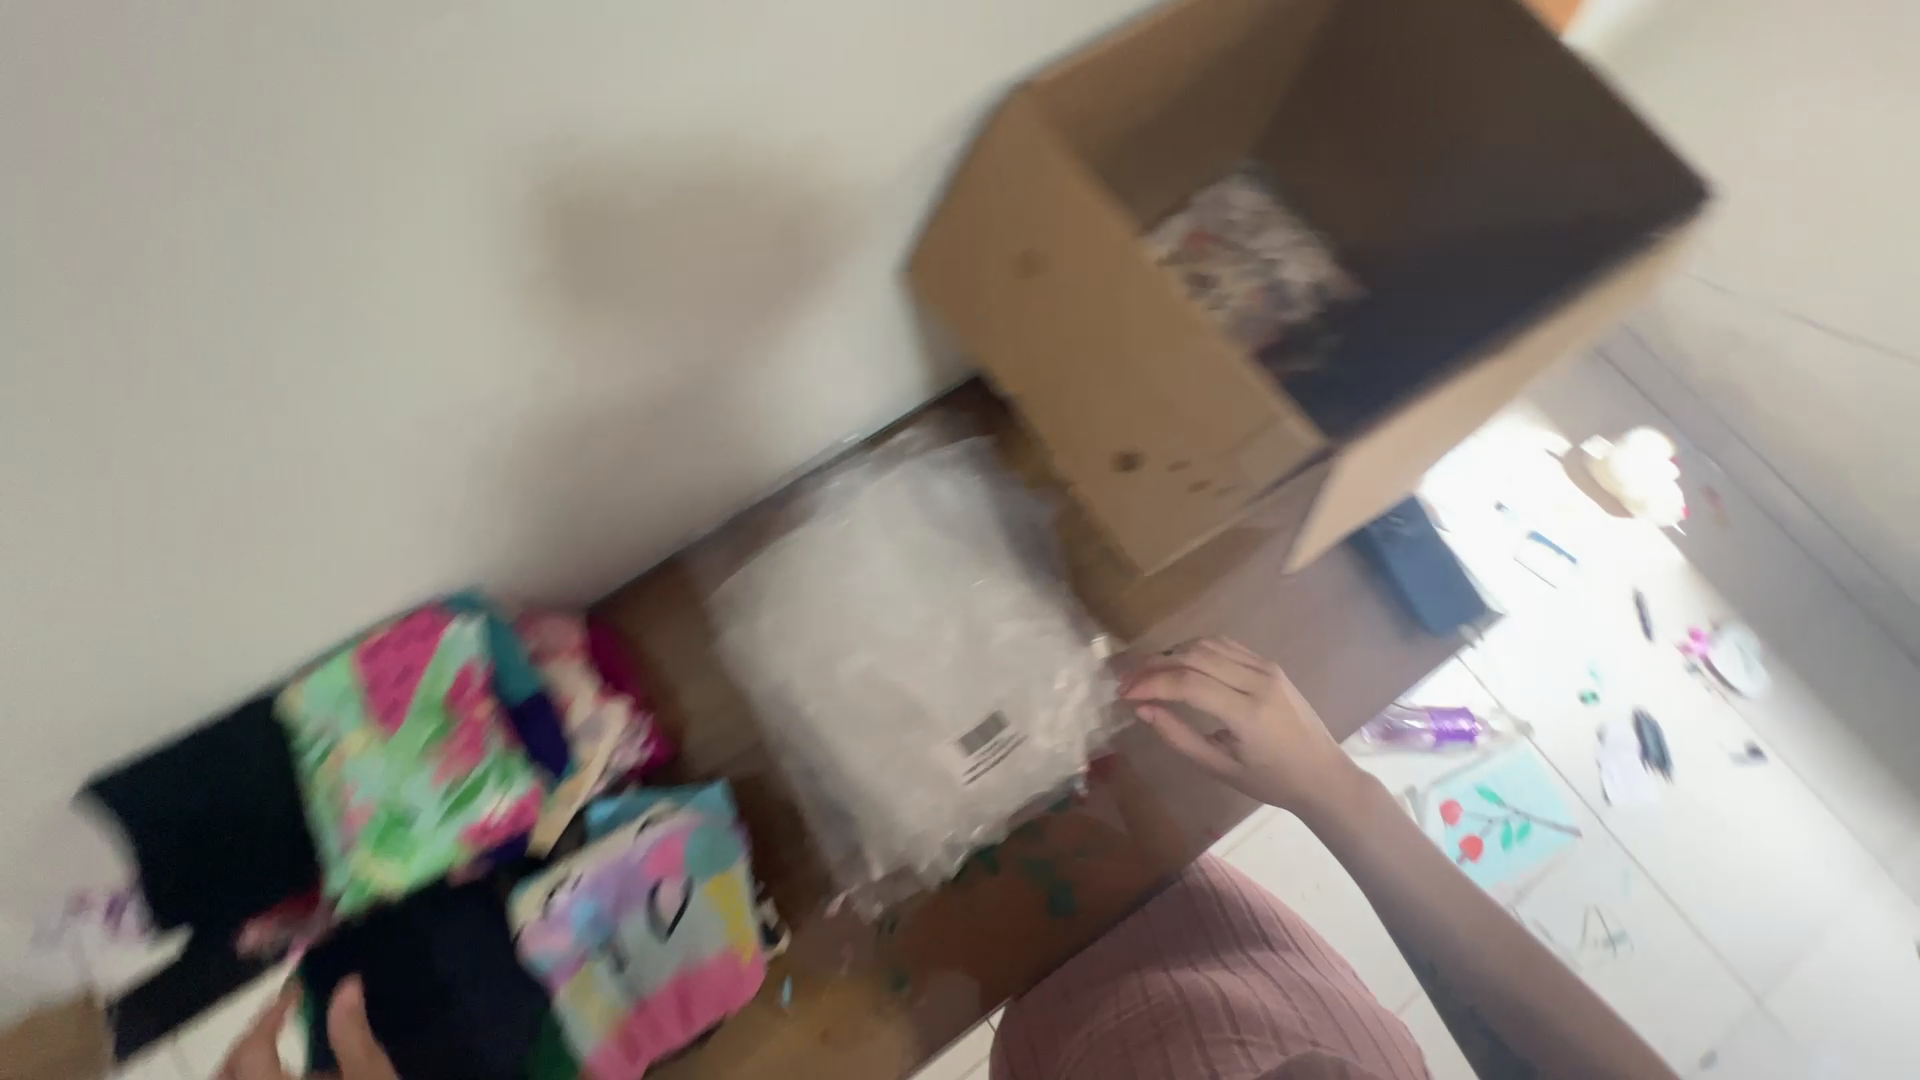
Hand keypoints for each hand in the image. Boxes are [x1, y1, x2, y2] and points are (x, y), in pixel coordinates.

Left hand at [218, 977, 397, 1079]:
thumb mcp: (367, 1071)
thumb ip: (352, 1031)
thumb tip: (348, 982)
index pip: (252, 1049)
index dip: (271, 1014)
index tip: (297, 988)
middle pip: (225, 1070)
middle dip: (248, 1036)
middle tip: (280, 1010)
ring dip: (241, 1058)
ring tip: (271, 1034)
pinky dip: (248, 1074)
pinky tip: (275, 1067)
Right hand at [1122, 637, 1362, 818]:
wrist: (1325, 776)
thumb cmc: (1273, 782)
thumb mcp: (1221, 769)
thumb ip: (1179, 738)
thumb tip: (1142, 710)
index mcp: (1249, 714)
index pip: (1188, 684)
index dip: (1150, 684)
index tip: (1124, 694)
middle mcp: (1259, 682)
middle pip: (1194, 656)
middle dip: (1153, 665)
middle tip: (1127, 682)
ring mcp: (1266, 668)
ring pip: (1206, 644)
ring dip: (1171, 653)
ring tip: (1147, 673)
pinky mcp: (1269, 664)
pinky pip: (1224, 646)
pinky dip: (1194, 649)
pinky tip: (1176, 663)